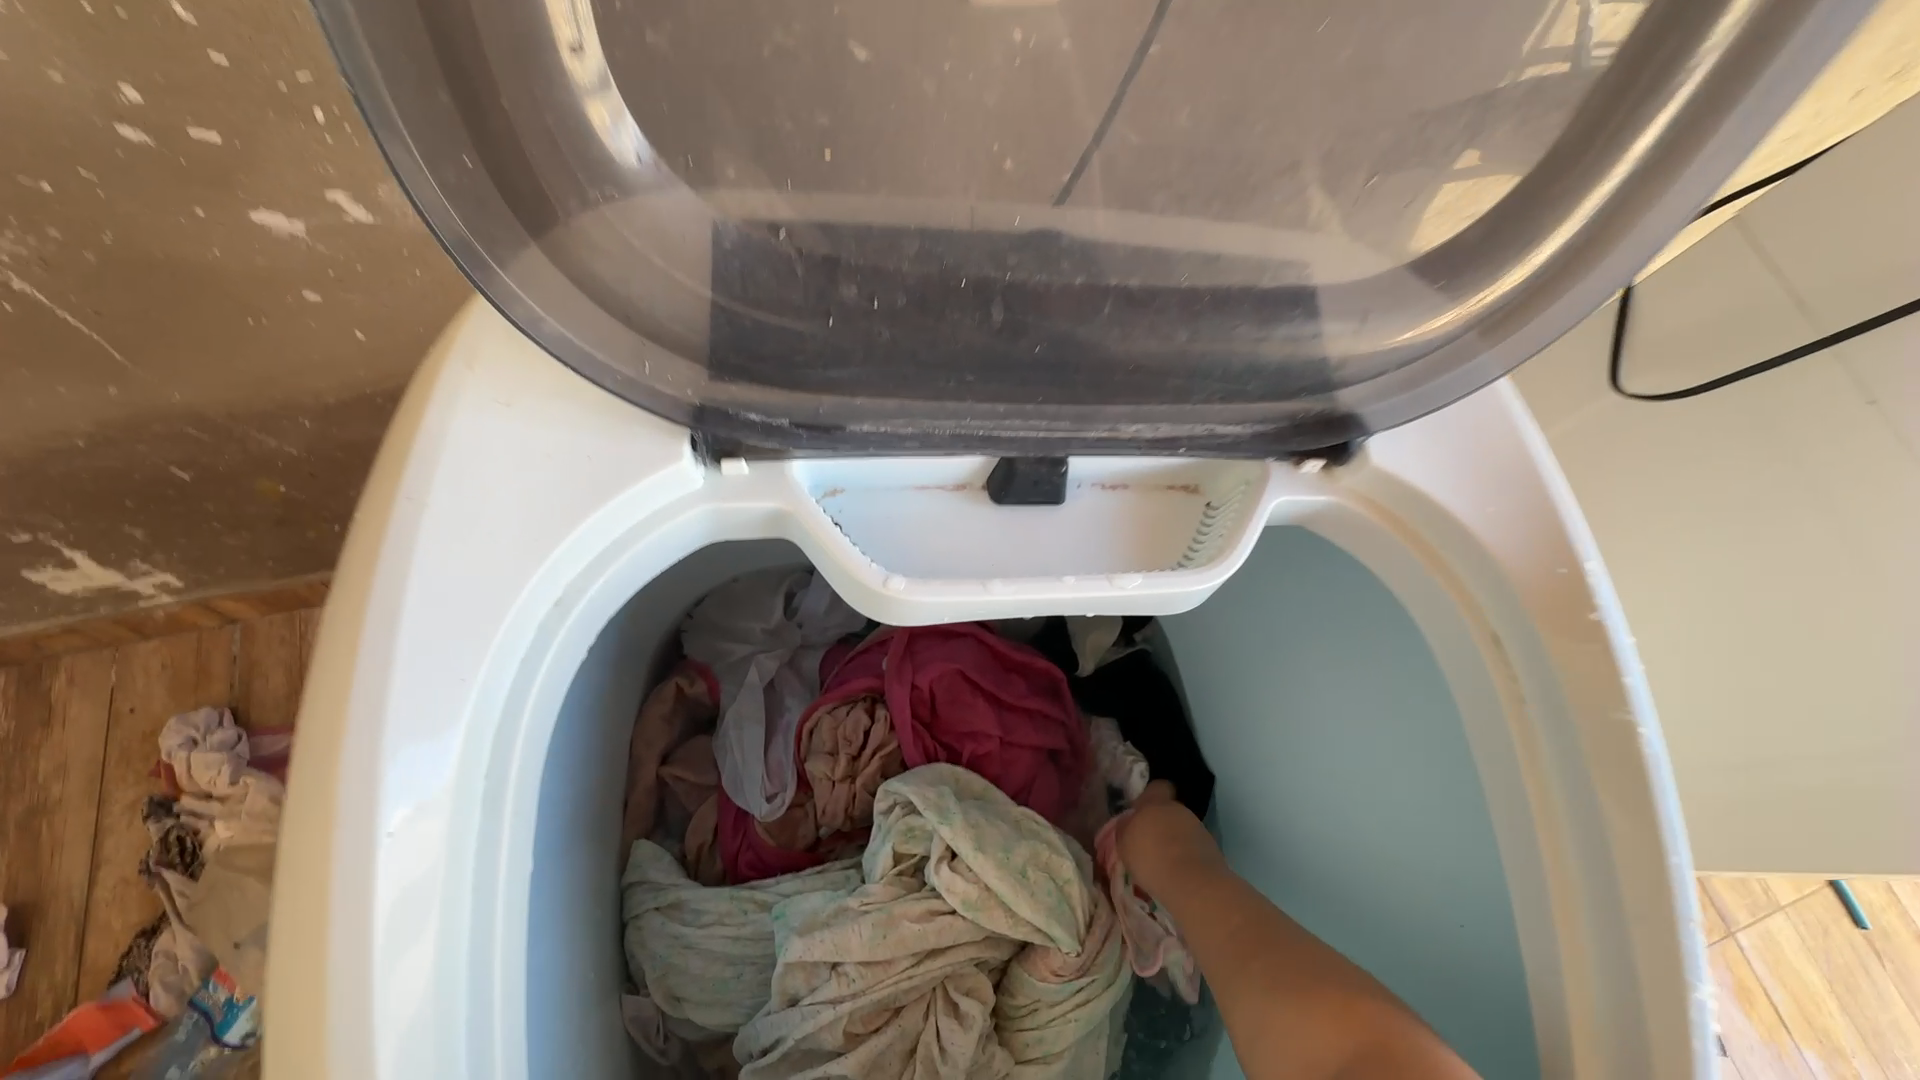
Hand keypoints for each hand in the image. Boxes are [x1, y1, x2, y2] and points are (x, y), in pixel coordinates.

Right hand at [1117, 781, 1226, 894]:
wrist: (1193, 883)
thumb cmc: (1151, 859)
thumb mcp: (1125, 845)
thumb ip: (1125, 828)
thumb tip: (1127, 822)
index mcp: (1155, 804)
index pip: (1157, 788)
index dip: (1151, 797)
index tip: (1142, 811)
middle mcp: (1178, 810)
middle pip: (1169, 811)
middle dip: (1161, 824)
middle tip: (1149, 843)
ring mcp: (1197, 828)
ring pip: (1181, 829)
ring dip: (1174, 841)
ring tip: (1163, 863)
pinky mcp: (1211, 847)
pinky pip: (1193, 846)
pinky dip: (1186, 856)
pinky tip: (1177, 872)